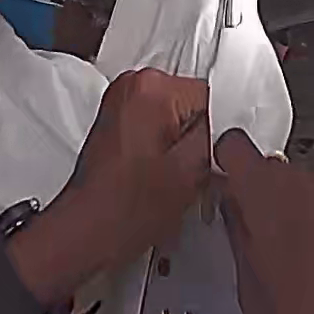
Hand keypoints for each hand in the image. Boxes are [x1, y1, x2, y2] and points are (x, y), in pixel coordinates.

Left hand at [10, 68, 210, 303]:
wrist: (84, 231)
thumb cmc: (124, 209)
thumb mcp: (192, 170)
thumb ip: (217, 135)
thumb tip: (230, 121)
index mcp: (153, 87)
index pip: (212, 95)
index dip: (219, 130)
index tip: (213, 154)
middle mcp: (134, 83)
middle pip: (193, 100)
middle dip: (199, 133)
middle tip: (188, 168)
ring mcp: (122, 97)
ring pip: (176, 111)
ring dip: (182, 138)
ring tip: (169, 170)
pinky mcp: (117, 114)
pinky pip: (156, 117)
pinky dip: (164, 139)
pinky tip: (158, 168)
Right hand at [215, 130, 313, 313]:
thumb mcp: (249, 288)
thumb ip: (238, 232)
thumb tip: (235, 212)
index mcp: (263, 195)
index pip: (235, 147)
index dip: (229, 158)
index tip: (228, 166)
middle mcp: (304, 182)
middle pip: (276, 170)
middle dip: (269, 196)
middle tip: (267, 237)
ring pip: (311, 185)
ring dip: (305, 208)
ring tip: (306, 260)